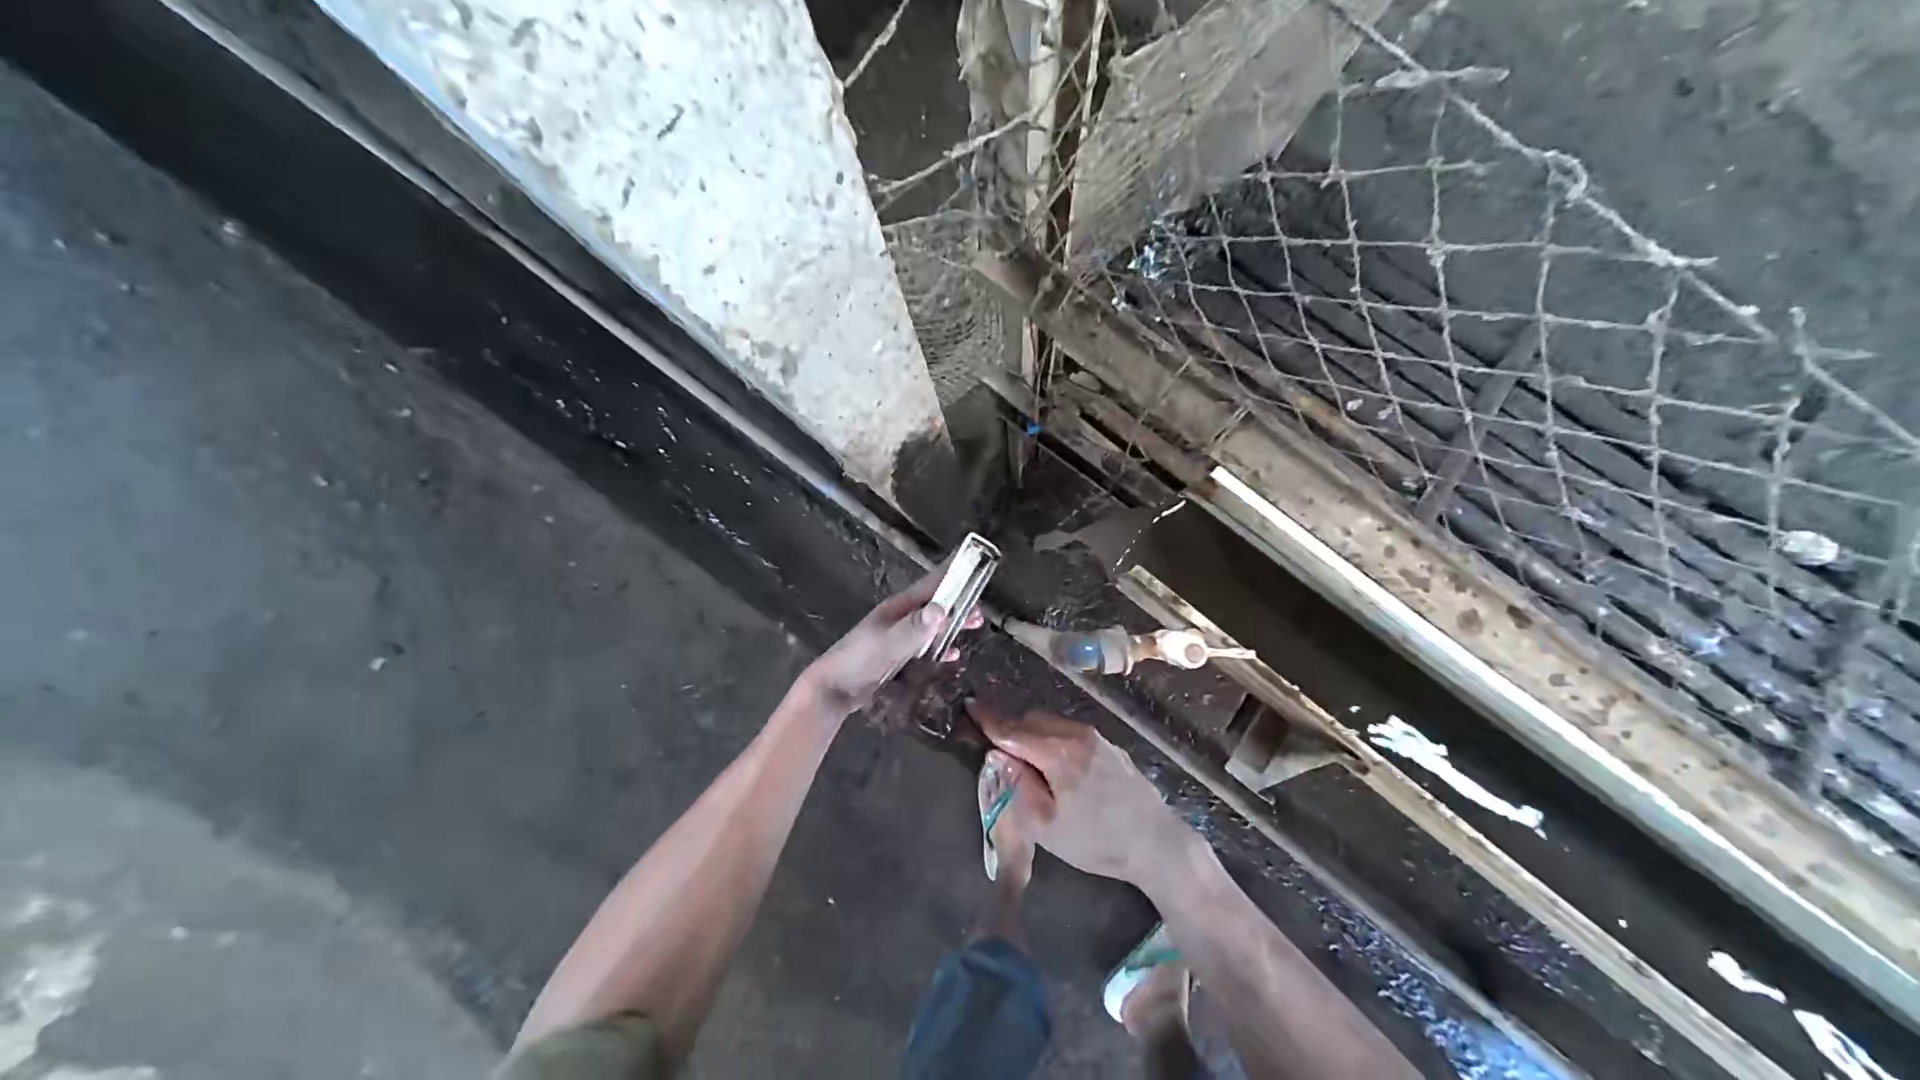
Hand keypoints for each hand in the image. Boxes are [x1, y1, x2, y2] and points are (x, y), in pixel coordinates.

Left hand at [802, 564, 982, 711]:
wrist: (833, 689)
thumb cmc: (859, 660)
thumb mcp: (889, 642)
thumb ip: (915, 627)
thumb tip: (943, 608)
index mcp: (898, 607)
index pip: (930, 584)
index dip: (952, 574)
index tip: (972, 563)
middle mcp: (900, 618)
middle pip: (934, 604)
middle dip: (957, 602)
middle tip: (979, 609)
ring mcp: (898, 637)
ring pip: (931, 625)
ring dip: (952, 624)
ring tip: (973, 624)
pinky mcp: (897, 656)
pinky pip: (925, 647)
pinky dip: (940, 647)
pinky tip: (952, 654)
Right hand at [968, 703, 1201, 886]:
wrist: (1158, 844)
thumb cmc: (1097, 841)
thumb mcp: (1046, 826)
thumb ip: (1016, 787)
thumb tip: (997, 756)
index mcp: (1058, 752)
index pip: (1013, 729)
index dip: (988, 719)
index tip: (969, 706)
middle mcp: (1077, 734)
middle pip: (1031, 720)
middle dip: (1011, 731)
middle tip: (1000, 756)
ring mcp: (1097, 738)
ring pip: (1051, 724)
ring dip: (1033, 736)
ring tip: (1029, 767)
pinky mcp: (1110, 747)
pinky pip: (1070, 733)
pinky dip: (1053, 740)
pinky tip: (1057, 768)